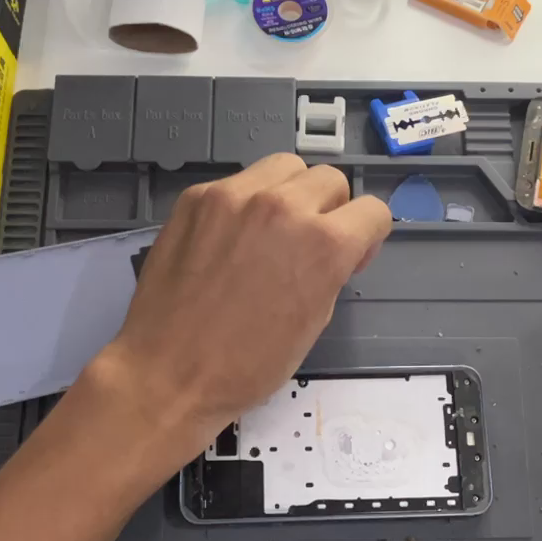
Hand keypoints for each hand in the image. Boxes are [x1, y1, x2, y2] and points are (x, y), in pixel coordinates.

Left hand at [89, 153, 390, 456]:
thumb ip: (330, 272)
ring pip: (285, 168)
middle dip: (330, 212)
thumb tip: (332, 251)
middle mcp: (283, 207)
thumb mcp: (312, 323)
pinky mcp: (197, 197)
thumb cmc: (246, 366)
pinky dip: (245, 203)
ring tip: (271, 232)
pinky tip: (230, 239)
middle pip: (330, 180)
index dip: (366, 237)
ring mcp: (234, 196)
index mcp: (323, 245)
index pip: (372, 212)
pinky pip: (239, 182)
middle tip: (308, 247)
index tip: (349, 257)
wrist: (169, 372)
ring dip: (290, 194)